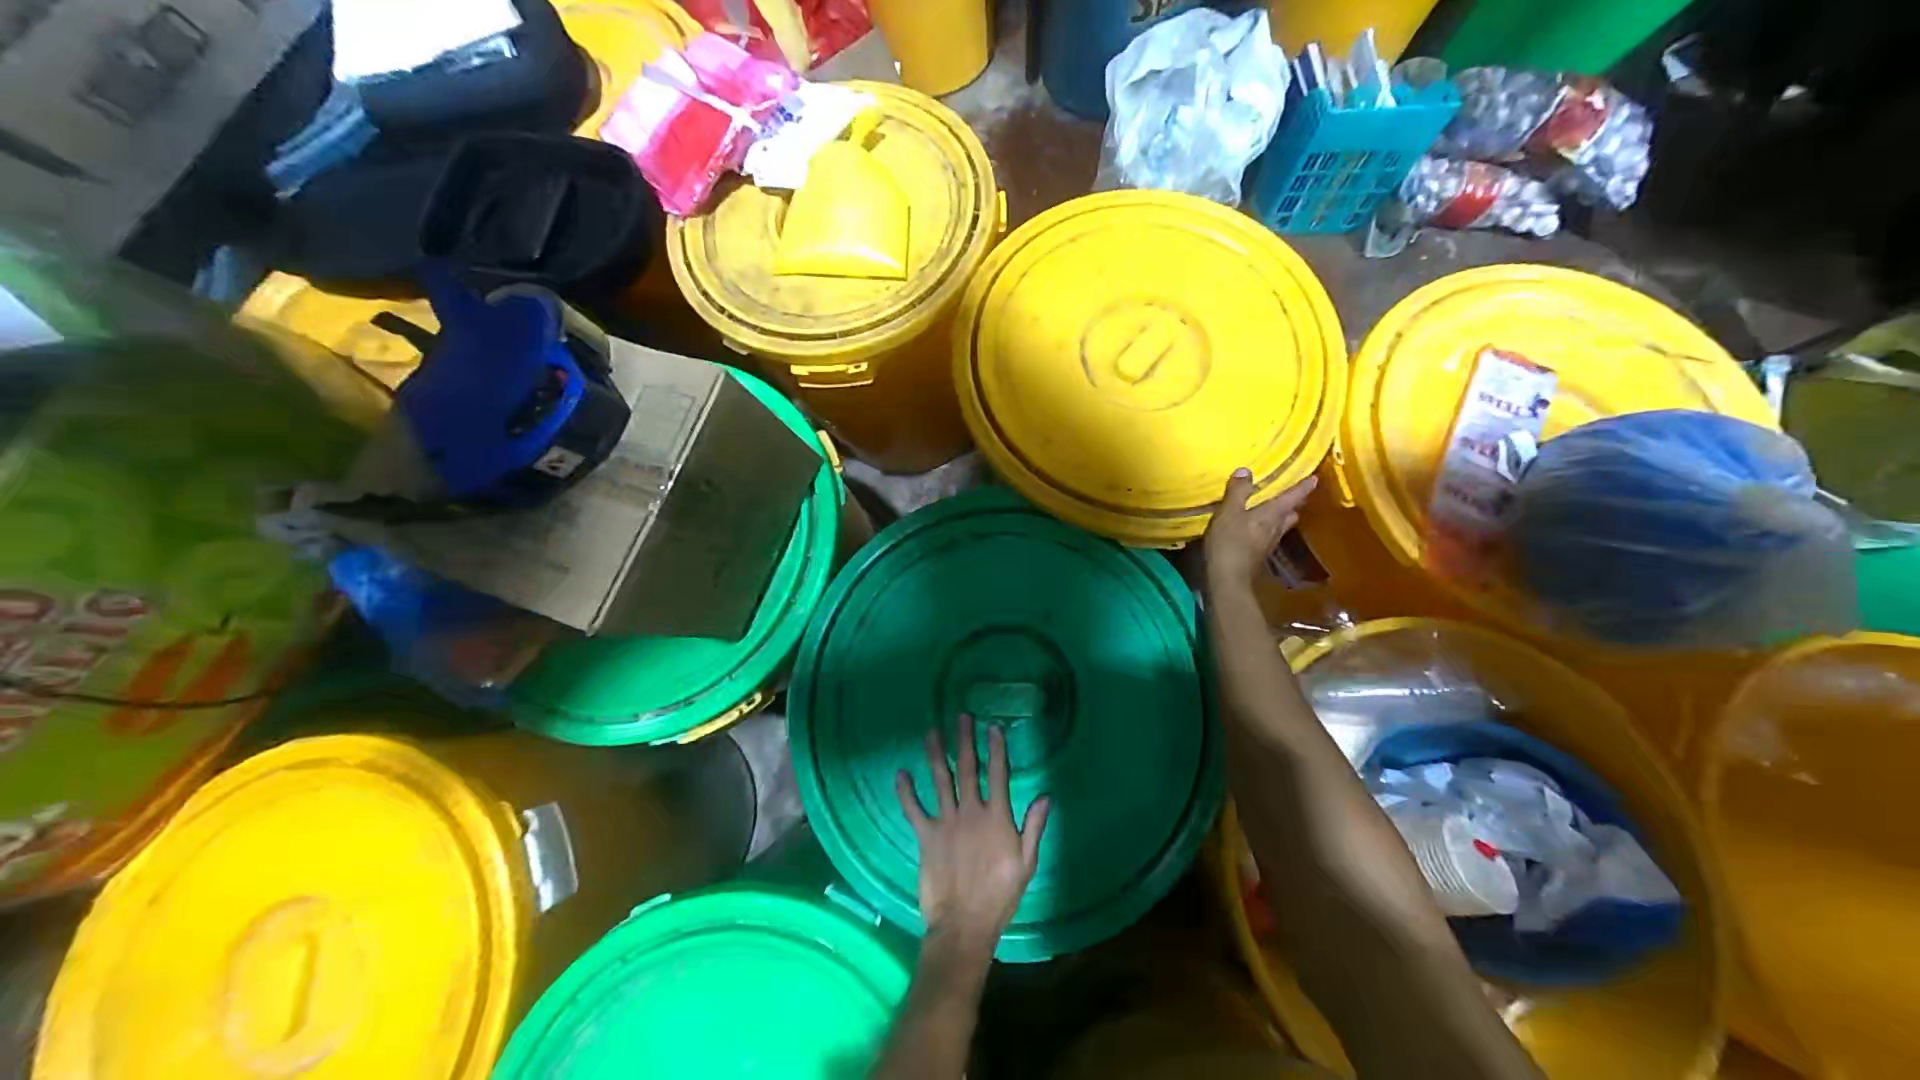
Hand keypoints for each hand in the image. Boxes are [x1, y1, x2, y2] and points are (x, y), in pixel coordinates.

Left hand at [896, 715, 1050, 957]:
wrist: (965, 923)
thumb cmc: (1000, 895)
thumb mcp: (1026, 863)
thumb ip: (1034, 827)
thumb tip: (1045, 795)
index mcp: (997, 818)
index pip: (998, 774)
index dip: (996, 749)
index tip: (992, 726)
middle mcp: (971, 812)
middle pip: (967, 768)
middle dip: (964, 740)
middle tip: (961, 717)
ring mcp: (946, 822)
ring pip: (939, 780)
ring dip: (935, 753)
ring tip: (932, 732)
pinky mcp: (926, 836)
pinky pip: (913, 809)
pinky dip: (906, 791)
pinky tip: (901, 773)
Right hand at [1204, 468, 1317, 585]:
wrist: (1228, 578)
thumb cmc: (1230, 542)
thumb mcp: (1229, 512)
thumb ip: (1238, 492)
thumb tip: (1246, 470)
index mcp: (1272, 514)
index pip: (1292, 497)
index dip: (1303, 487)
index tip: (1315, 478)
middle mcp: (1275, 528)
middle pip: (1290, 513)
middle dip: (1292, 504)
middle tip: (1290, 495)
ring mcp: (1268, 544)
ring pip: (1281, 526)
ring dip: (1280, 518)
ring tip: (1272, 510)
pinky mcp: (1258, 555)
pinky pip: (1268, 536)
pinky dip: (1265, 529)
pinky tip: (1254, 529)